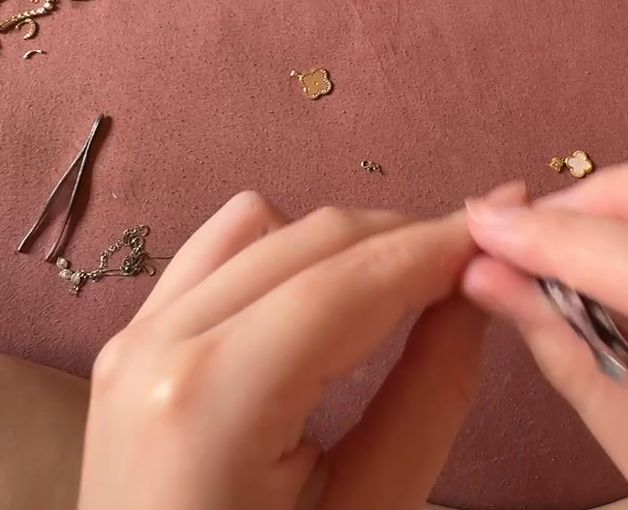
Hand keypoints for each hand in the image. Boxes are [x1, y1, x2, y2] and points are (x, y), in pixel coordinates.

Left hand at [79, 190, 496, 509]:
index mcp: (209, 402)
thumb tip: (472, 289)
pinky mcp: (130, 334)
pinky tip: (317, 295)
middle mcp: (158, 342)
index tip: (497, 225)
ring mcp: (133, 332)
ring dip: (343, 243)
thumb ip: (430, 395)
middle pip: (312, 237)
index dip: (433, 247)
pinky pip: (217, 248)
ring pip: (264, 224)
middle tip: (470, 259)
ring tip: (397, 287)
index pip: (348, 284)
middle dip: (401, 238)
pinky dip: (282, 248)